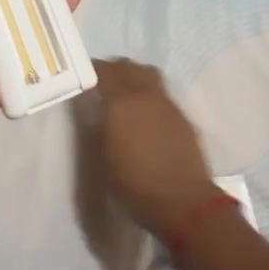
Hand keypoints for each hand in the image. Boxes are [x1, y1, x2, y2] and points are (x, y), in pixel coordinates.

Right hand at [93, 58, 223, 235]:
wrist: (183, 203)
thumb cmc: (135, 185)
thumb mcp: (103, 156)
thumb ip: (98, 125)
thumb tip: (96, 109)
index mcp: (120, 102)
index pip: (103, 71)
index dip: (93, 70)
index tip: (85, 77)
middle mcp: (143, 94)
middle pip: (127, 66)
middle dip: (113, 70)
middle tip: (104, 83)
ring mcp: (166, 103)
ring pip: (148, 74)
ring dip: (135, 76)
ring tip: (128, 93)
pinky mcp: (182, 116)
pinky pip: (163, 93)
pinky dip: (151, 95)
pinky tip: (148, 114)